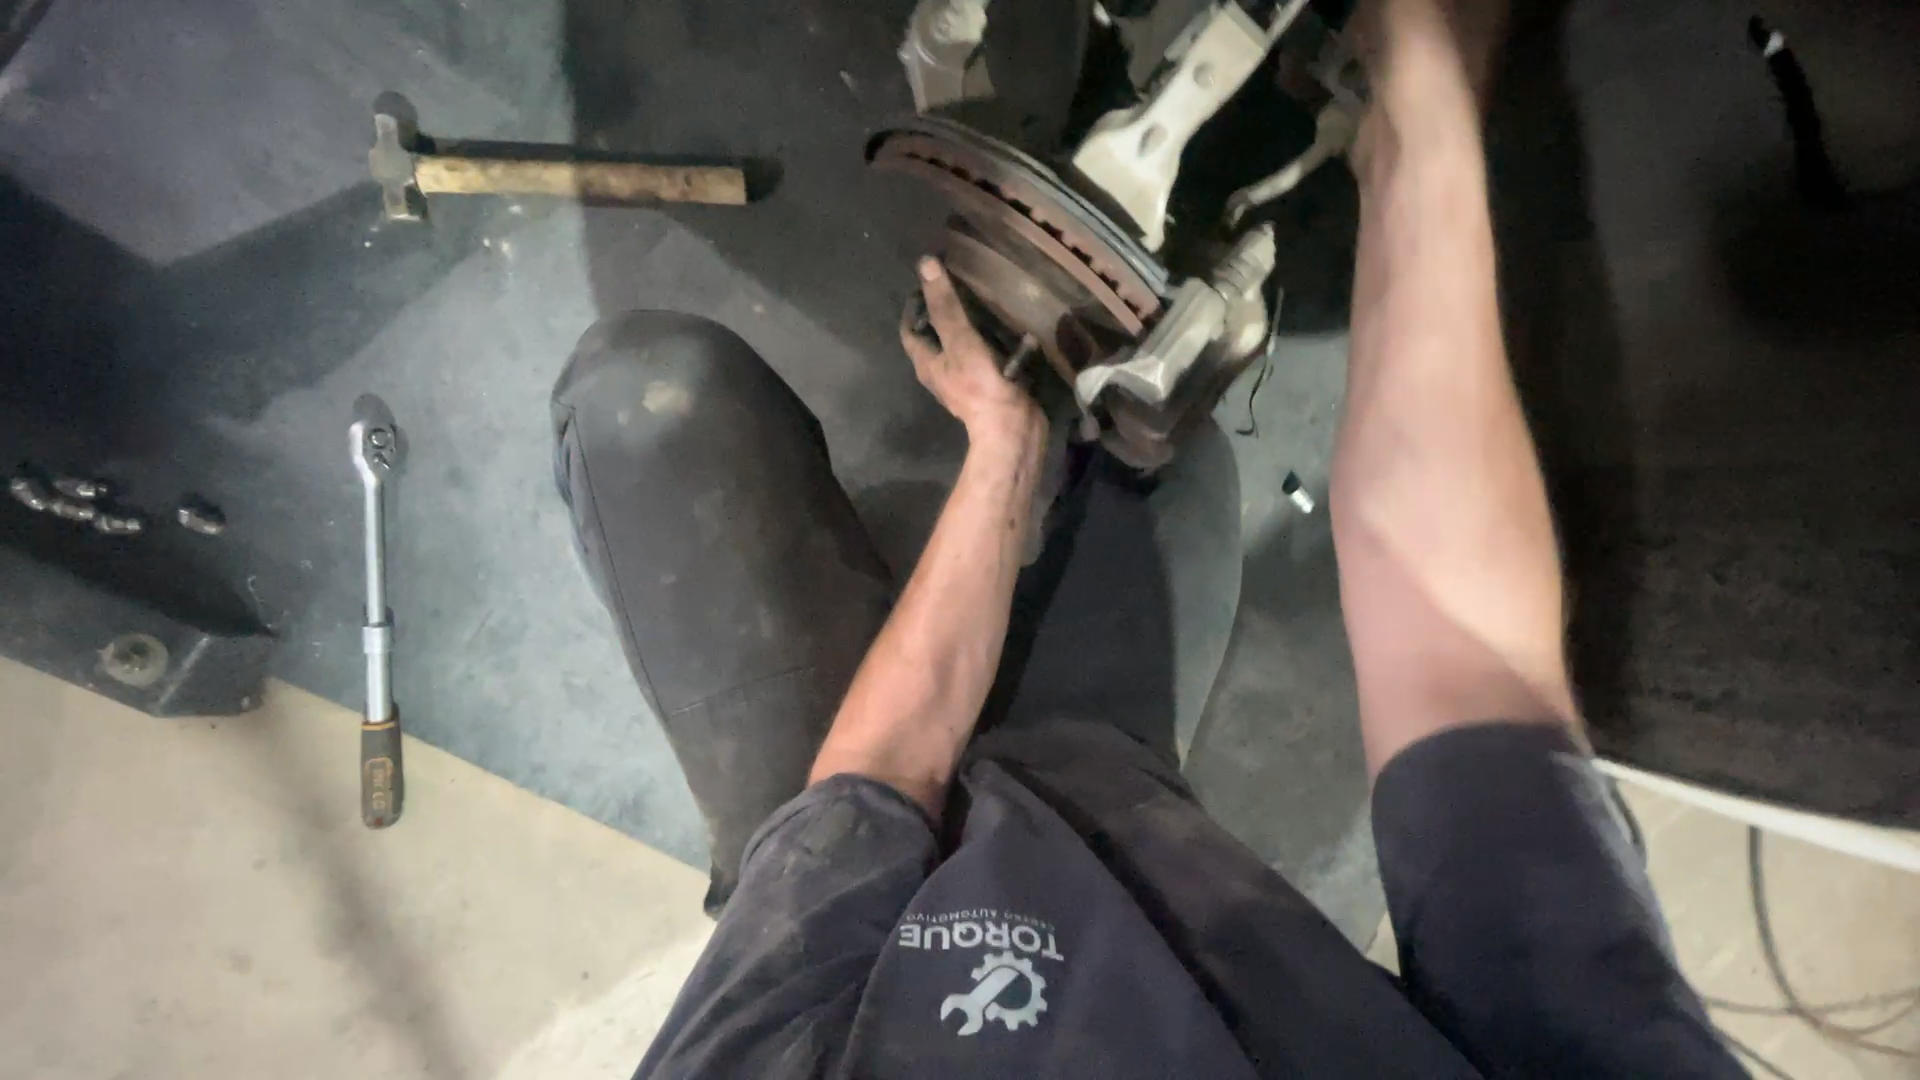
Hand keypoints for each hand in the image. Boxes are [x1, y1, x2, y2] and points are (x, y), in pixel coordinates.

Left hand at [900, 257, 1042, 444]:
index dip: (913, 305)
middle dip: (943, 312)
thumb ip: (944, 306)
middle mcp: (942, 373)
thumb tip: (925, 265)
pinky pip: (988, 357)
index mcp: (927, 363)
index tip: (926, 280)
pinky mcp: (990, 385)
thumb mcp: (959, 340)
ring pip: (962, 346)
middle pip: (935, 337)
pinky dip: (993, 340)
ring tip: (983, 298)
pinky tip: (1008, 325)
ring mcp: (967, 380)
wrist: (1012, 429)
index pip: (910, 330)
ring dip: (970, 325)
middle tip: (958, 283)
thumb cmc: (979, 386)